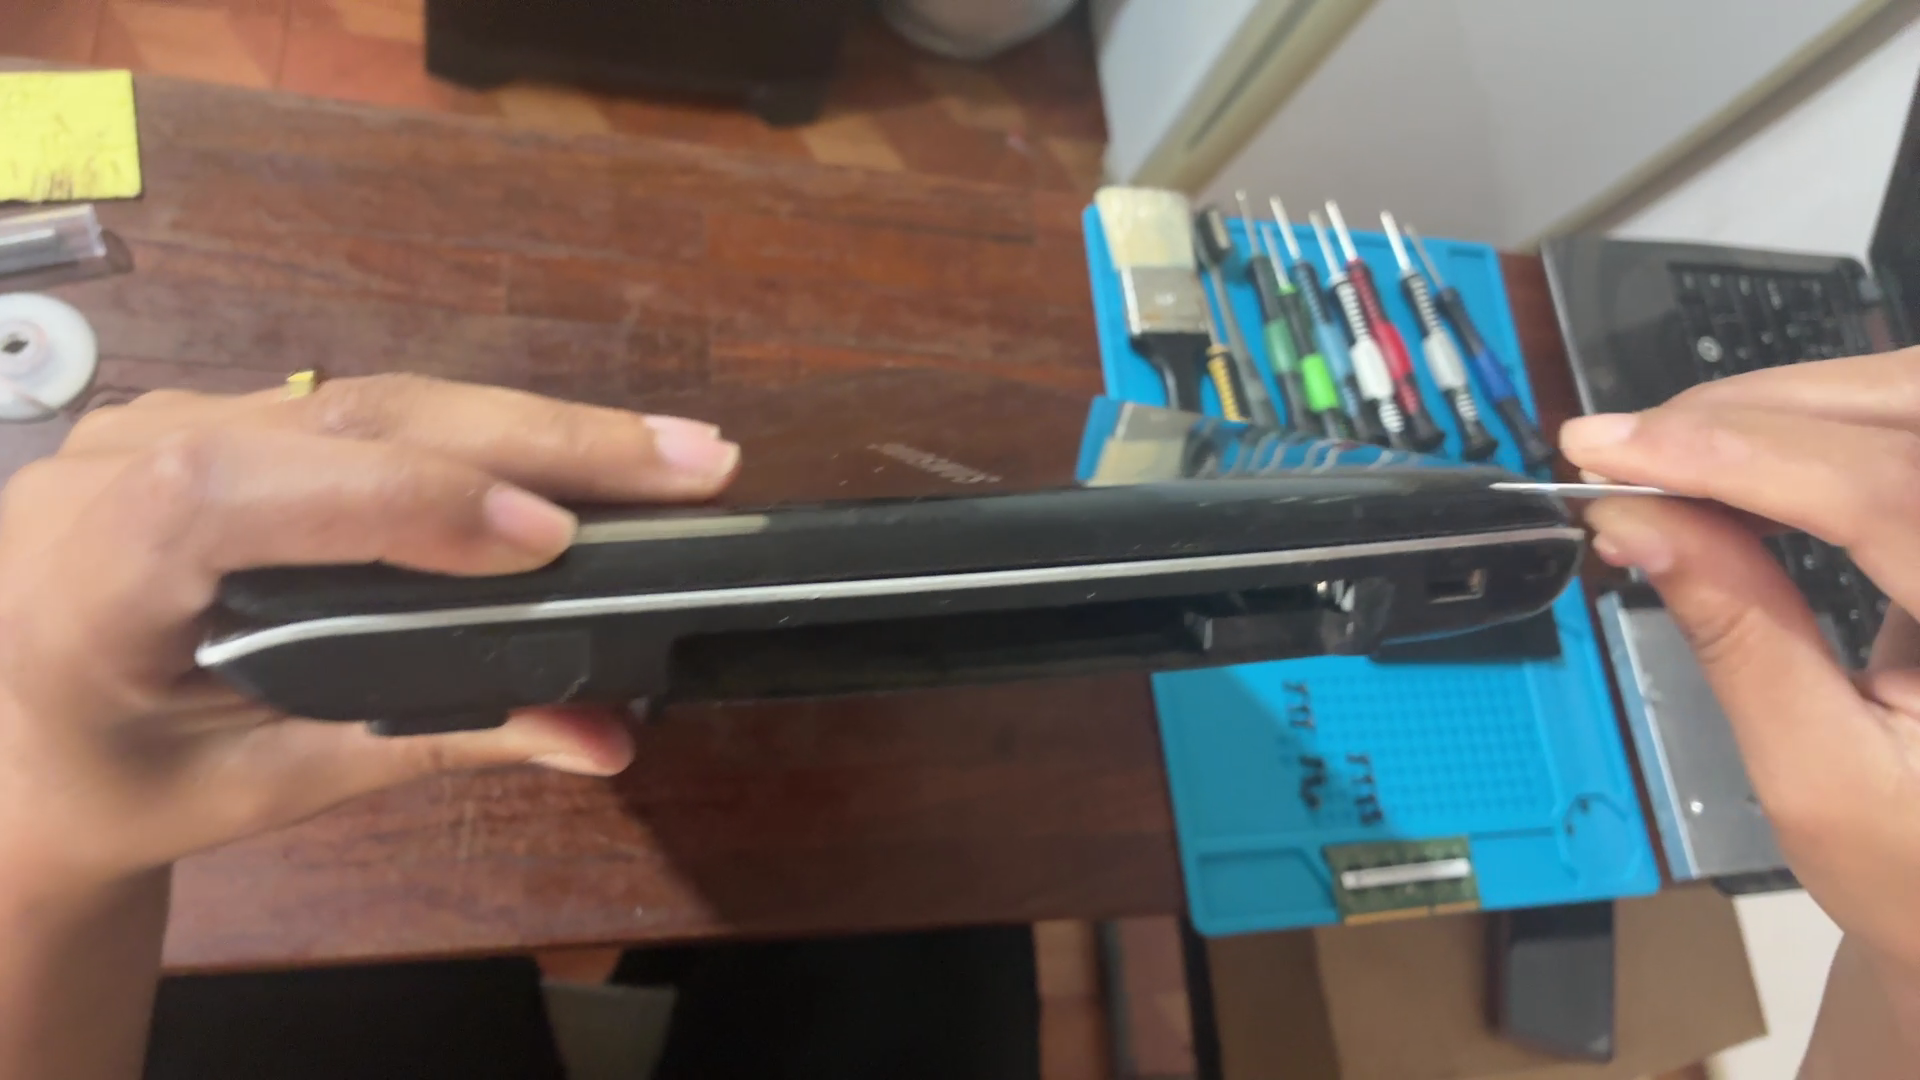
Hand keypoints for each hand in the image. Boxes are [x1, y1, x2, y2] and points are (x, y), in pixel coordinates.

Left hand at [0, 374, 739, 893]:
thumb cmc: (110, 776)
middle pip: (378, 418)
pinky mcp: (276, 420)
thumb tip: (605, 739)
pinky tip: (605, 450)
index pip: (241, 495)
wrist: (9, 722)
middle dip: (557, 442)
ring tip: (679, 452)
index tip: (551, 540)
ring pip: (412, 401)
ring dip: (562, 427)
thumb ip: (437, 742)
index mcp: (88, 565)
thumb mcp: (264, 782)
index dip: (410, 502)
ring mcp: (214, 418)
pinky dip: (524, 432)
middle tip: (697, 461)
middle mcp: (146, 456)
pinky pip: (413, 413)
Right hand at [1558, 347, 1919, 1005]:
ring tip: (1663, 452)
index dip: (1732, 456)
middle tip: (1621, 446)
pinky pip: (1908, 437)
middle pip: (1919, 414)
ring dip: (1778, 409)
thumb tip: (1629, 524)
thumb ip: (1733, 633)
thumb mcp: (1818, 771)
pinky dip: (1810, 429)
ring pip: (1917, 401)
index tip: (1598, 448)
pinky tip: (1737, 464)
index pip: (1891, 494)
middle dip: (1752, 412)